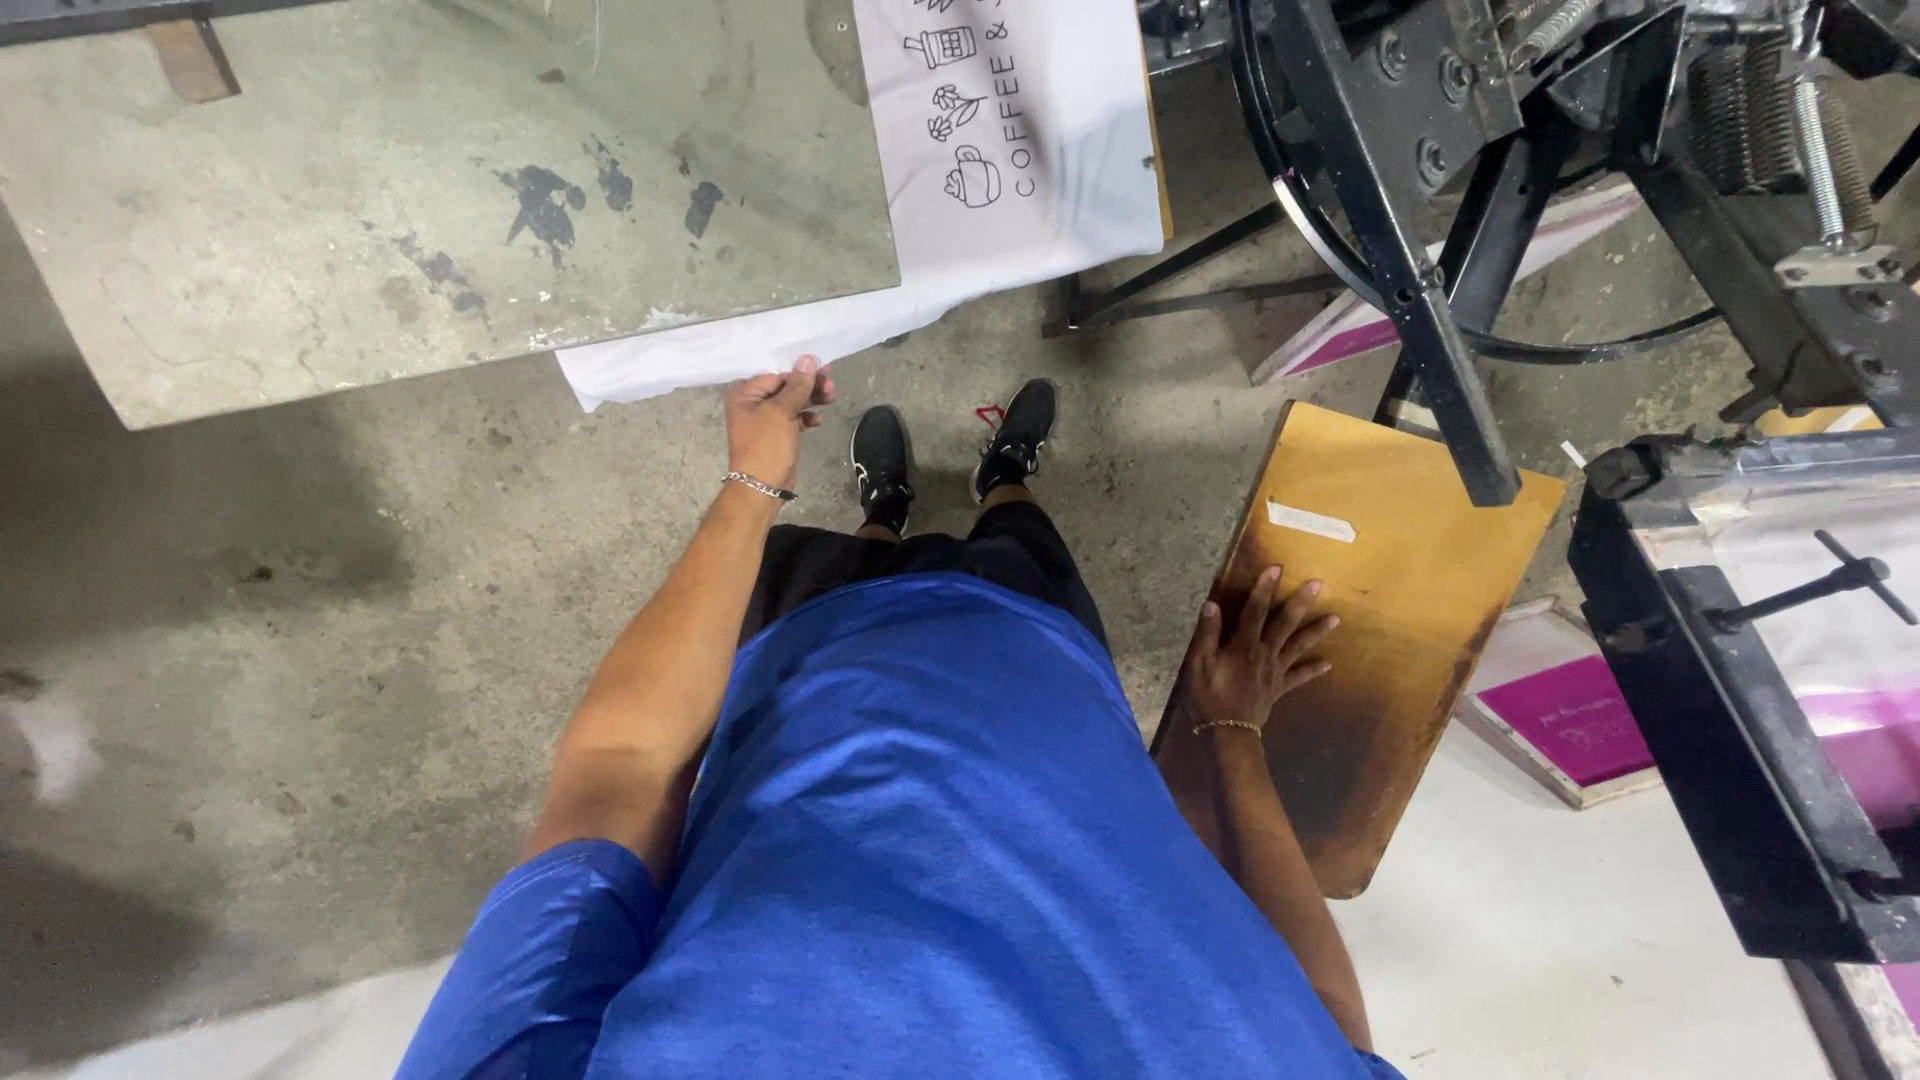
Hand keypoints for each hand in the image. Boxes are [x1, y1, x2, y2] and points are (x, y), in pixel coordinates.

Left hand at [723, 355, 835, 489]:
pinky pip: (792, 419)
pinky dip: (805, 418)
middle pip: (785, 387)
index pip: (776, 374)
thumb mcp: (782, 412)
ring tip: (831, 398)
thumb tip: (807, 359)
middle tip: (831, 386)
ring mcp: (764, 420)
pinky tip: (817, 421)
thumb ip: (797, 385)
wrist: (762, 486)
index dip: (800, 372)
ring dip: (811, 400)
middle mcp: (752, 404)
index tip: (823, 370)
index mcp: (745, 394)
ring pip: (791, 403)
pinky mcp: (776, 435)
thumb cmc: (767, 445)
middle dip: (808, 386)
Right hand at [1181, 566, 1337, 735]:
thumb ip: (1207, 633)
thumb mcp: (1198, 662)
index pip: (1255, 610)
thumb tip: (1212, 603)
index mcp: (1244, 644)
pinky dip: (1313, 670)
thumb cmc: (1208, 695)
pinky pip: (1299, 677)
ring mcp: (1275, 671)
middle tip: (1319, 584)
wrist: (1227, 731)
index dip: (1265, 588)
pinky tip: (1328, 664)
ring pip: (1298, 646)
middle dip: (1300, 602)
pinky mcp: (1279, 687)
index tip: (1276, 568)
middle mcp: (1265, 653)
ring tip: (1336, 618)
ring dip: (1316, 631)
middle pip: (1285, 623)